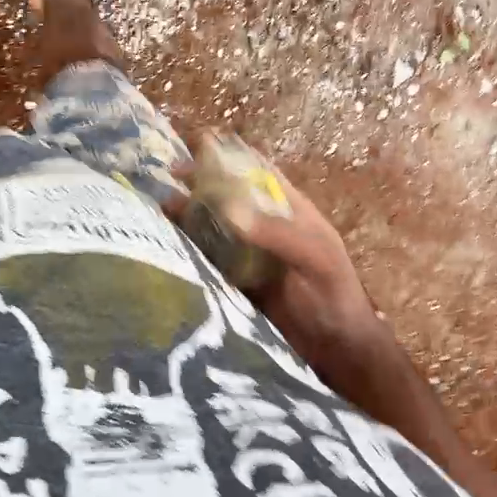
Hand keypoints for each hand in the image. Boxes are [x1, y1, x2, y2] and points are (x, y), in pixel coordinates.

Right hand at [177, 156, 377, 339]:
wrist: (336, 354)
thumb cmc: (334, 297)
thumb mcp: (314, 257)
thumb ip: (275, 232)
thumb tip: (226, 208)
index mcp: (286, 208)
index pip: (254, 169)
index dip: (228, 153)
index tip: (196, 142)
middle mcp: (261, 224)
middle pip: (224, 193)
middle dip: (198, 181)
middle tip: (168, 175)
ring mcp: (244, 251)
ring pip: (209, 222)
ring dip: (187, 212)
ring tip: (160, 205)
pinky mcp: (231, 278)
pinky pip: (205, 255)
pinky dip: (186, 245)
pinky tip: (166, 240)